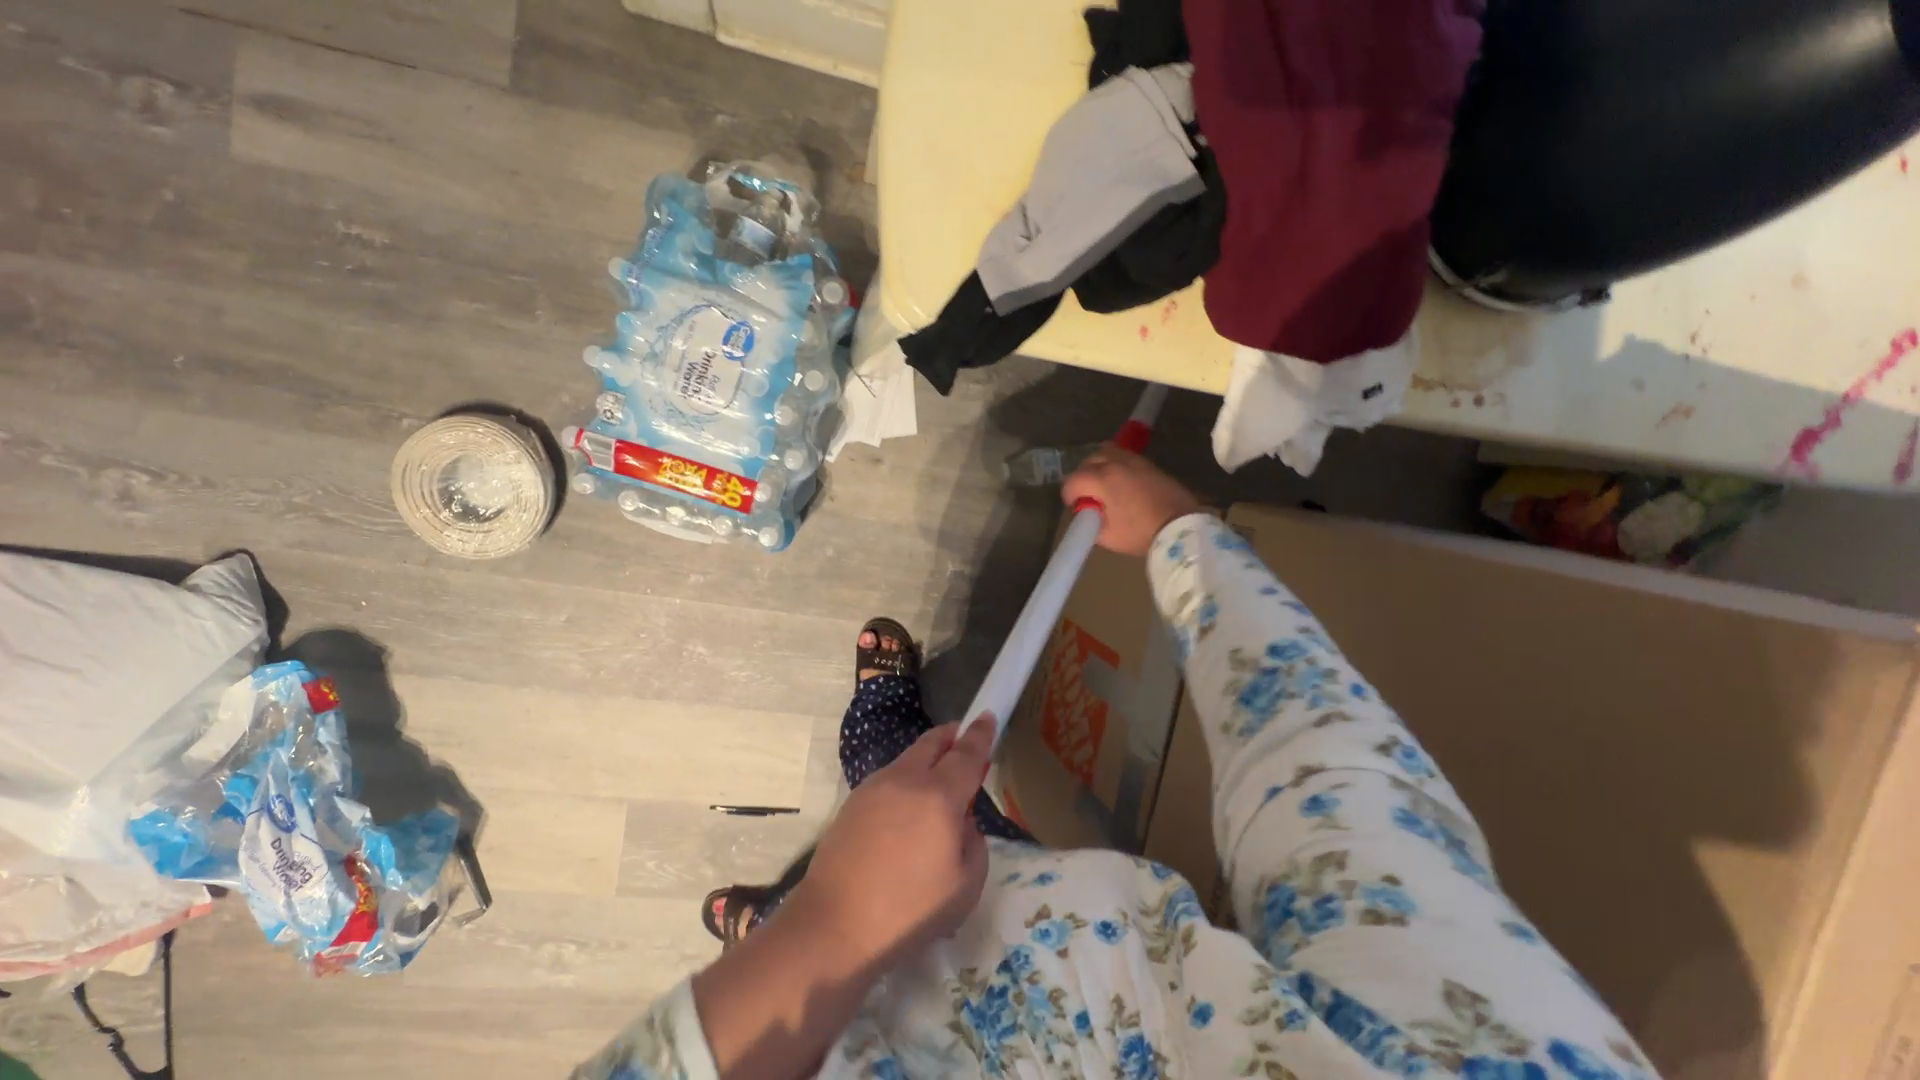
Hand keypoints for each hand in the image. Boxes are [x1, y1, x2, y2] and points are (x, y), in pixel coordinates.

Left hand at [782, 720, 995, 968]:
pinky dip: (906, 783)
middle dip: (951, 736)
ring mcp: (872, 789)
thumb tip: (963, 824)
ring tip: (938, 787)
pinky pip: (889, 781)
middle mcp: (905, 781)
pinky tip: (908, 814)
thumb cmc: (907, 912)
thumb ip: (974, 846)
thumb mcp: (964, 888)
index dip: (980, 734)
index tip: (988, 717)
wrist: (833, 926)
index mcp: (938, 797)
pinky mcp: (851, 805)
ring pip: (907, 761)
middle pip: (932, 743)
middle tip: (965, 741)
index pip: (966, 754)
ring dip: (927, 761)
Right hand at [1062, 444, 1202, 555]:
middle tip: (1088, 497)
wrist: (1181, 525)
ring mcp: (1134, 460)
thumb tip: (1087, 514)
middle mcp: (1115, 463)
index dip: (1069, 497)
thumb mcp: (1108, 536)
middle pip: (1087, 462)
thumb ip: (1090, 523)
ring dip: (1098, 466)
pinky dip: (1115, 465)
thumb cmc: (1142, 533)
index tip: (1077, 509)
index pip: (1072, 481)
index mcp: (1102, 480)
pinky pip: (1123, 456)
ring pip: (1105, 452)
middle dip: (1082, 479)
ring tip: (1103, 485)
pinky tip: (1121, 483)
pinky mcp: (1148, 463)